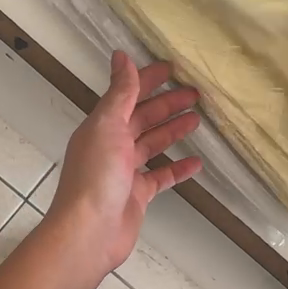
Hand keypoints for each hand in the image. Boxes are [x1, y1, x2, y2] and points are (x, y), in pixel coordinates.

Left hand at [46, 52, 203, 277]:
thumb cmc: (95, 178)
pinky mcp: (136, 195)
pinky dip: (178, 168)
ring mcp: (124, 171)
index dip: (148, 80)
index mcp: (102, 126)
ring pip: (153, 144)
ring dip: (173, 131)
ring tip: (197, 119)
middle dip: (167, 104)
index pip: (127, 95)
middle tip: (196, 93)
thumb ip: (119, 93)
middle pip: (143, 118)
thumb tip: (120, 56)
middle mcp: (111, 145)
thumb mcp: (108, 126)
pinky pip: (161, 176)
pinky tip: (196, 162)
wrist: (90, 232)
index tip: (173, 68)